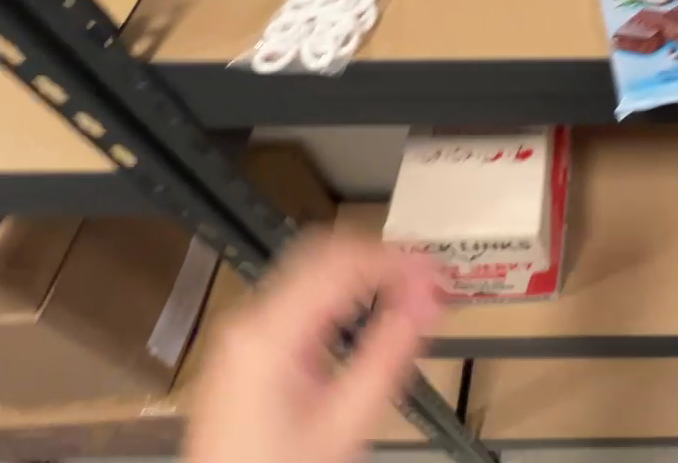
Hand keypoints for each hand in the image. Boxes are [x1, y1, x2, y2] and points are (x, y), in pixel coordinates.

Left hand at [186, 233, 444, 462]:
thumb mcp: (343, 423)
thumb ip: (389, 353)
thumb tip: (428, 301)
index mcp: (268, 333)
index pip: (342, 263)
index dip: (395, 259)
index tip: (433, 272)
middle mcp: (249, 319)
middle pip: (325, 253)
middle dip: (380, 257)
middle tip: (423, 276)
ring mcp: (243, 328)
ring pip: (313, 265)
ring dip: (362, 268)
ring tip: (404, 287)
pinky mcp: (247, 341)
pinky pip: (300, 290)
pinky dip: (340, 286)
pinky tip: (367, 304)